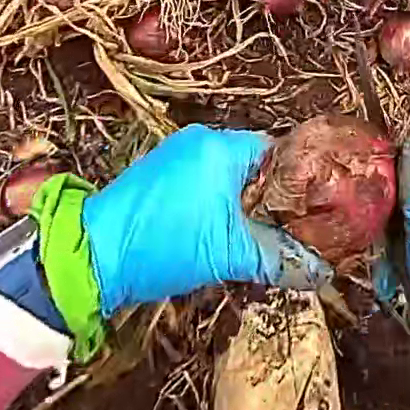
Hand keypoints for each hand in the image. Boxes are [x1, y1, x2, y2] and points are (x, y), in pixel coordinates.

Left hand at [82, 124, 331, 313]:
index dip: (294, 181)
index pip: (277, 152)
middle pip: (253, 162)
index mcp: (223, 145)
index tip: (304, 208)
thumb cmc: (165, 244)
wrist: (87, 259)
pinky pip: (203, 177)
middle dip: (266, 194)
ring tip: (249, 231)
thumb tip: (321, 271)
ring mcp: (177, 152)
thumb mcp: (228, 254)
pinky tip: (215, 227)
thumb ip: (278, 257)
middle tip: (281, 225)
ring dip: (239, 199)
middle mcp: (202, 138)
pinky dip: (214, 199)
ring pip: (227, 172)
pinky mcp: (159, 170)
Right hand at [398, 140, 409, 386]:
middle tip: (384, 259)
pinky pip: (404, 242)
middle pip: (391, 195)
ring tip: (392, 277)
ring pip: (394, 222)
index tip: (370, 221)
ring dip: (387, 251)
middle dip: (381, 229)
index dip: (377, 191)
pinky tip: (396, 283)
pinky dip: (396, 262)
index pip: (395, 164)